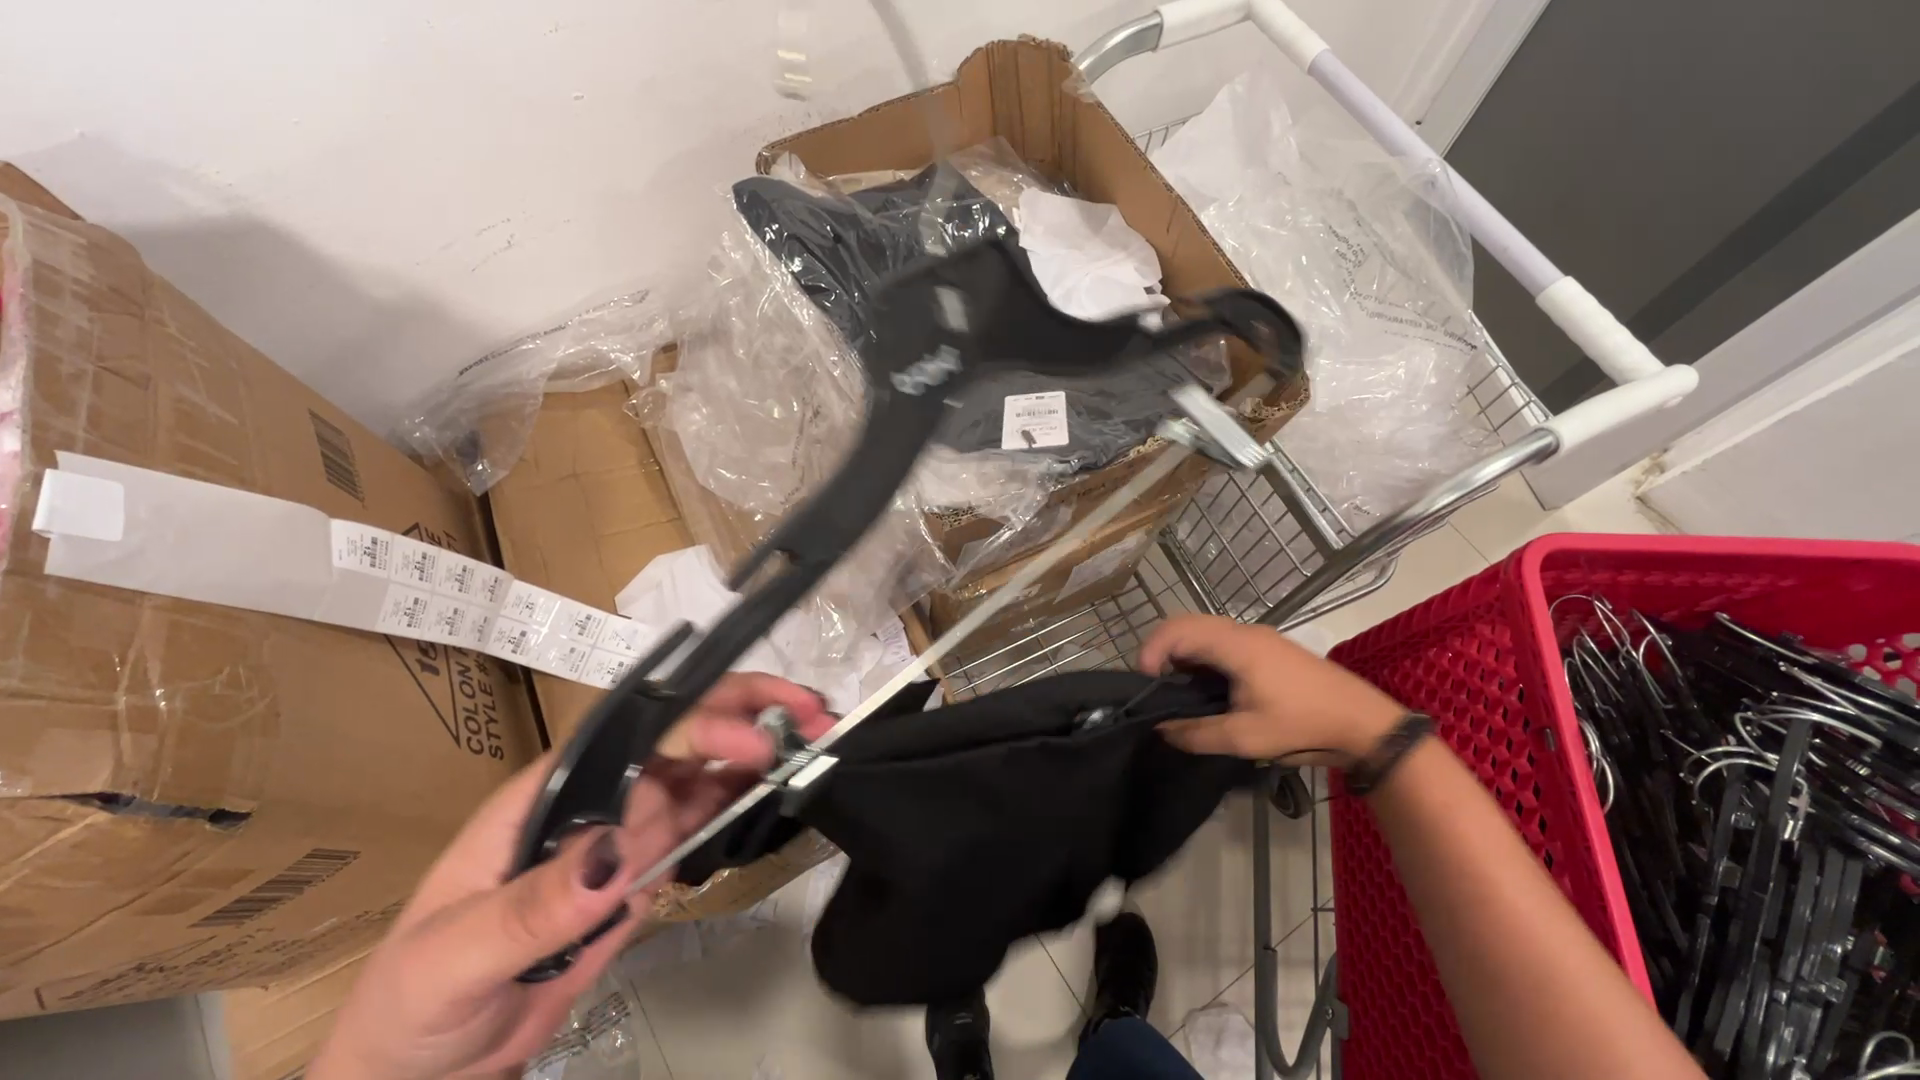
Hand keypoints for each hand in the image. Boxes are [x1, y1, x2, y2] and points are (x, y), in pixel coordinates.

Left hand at [310, 673, 832, 1079]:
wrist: (424, 1071)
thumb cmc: (415, 1004)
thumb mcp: (457, 956)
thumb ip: (533, 907)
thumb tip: (614, 851)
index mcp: (546, 796)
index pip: (629, 739)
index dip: (696, 723)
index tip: (753, 740)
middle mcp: (593, 802)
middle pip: (676, 740)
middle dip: (742, 715)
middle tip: (810, 714)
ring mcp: (621, 838)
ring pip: (698, 776)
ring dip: (755, 753)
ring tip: (814, 741)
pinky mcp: (640, 876)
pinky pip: (696, 828)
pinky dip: (738, 804)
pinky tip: (774, 791)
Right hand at [1138, 614, 1403, 763]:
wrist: (1364, 724)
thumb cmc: (1303, 727)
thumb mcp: (1245, 738)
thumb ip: (1196, 734)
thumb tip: (1161, 729)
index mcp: (1236, 645)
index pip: (1177, 630)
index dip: (1151, 651)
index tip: (1145, 684)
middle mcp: (1245, 632)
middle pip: (1187, 623)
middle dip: (1162, 649)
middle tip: (1154, 685)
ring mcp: (1259, 637)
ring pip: (1205, 631)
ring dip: (1183, 652)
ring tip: (1176, 689)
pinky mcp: (1269, 648)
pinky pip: (1223, 641)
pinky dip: (1203, 656)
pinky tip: (1206, 687)